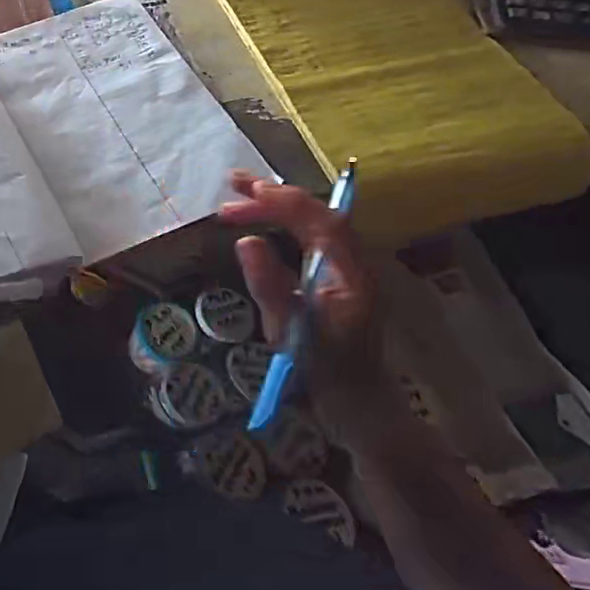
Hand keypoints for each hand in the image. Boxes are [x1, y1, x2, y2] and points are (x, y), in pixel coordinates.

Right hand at [218, 171, 386, 437]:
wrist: (356, 406)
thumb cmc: (322, 372)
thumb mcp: (288, 331)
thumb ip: (269, 285)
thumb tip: (246, 240)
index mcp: (350, 275)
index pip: (322, 221)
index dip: (282, 202)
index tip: (242, 197)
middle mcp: (353, 266)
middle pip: (320, 215)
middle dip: (277, 196)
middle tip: (233, 183)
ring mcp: (346, 273)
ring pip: (316, 224)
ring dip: (279, 206)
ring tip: (240, 193)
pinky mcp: (334, 281)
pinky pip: (311, 239)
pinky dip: (284, 223)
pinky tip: (262, 223)